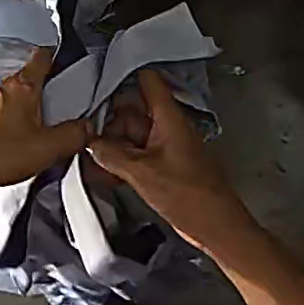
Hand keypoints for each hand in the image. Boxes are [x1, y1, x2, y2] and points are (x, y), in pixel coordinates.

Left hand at [0, 48, 90, 195]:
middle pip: (32, 78)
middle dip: (50, 90)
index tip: (68, 63)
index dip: (58, 56)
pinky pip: (7, 114)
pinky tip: (24, 145)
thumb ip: (75, 135)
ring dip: (33, 108)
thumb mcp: (49, 147)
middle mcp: (6, 90)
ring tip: (46, 130)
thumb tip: (87, 129)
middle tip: (65, 106)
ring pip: (19, 97)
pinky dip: (18, 124)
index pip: (43, 56)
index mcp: (24, 86)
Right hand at [88, 69, 258, 254]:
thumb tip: (93, 145)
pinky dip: (122, 160)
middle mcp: (168, 127)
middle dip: (110, 123)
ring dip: (113, 145)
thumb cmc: (192, 196)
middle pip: (133, 111)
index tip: (99, 91)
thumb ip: (113, 155)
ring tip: (92, 158)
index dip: (123, 79)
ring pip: (133, 135)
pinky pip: (138, 154)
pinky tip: (105, 173)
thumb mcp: (143, 173)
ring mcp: (166, 146)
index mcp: (169, 117)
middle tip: (89, 138)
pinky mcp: (164, 165)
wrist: (215, 225)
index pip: (147, 81)